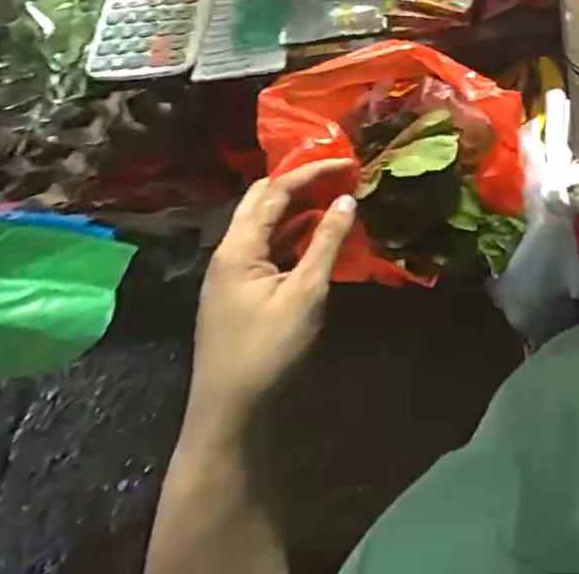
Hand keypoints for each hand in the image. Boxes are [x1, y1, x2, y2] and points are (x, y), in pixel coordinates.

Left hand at [189, 160, 357, 428]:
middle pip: (262, 199)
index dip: (313, 171)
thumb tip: (347, 200)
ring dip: (296, 206)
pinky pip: (266, 246)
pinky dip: (291, 233)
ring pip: (264, 223)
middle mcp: (229, 251)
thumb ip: (326, 243)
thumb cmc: (267, 351)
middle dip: (300, 181)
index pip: (276, 191)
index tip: (350, 163)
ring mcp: (231, 271)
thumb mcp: (305, 294)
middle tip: (338, 175)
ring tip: (334, 197)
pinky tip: (316, 235)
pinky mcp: (238, 290)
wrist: (228, 415)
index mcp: (238, 246)